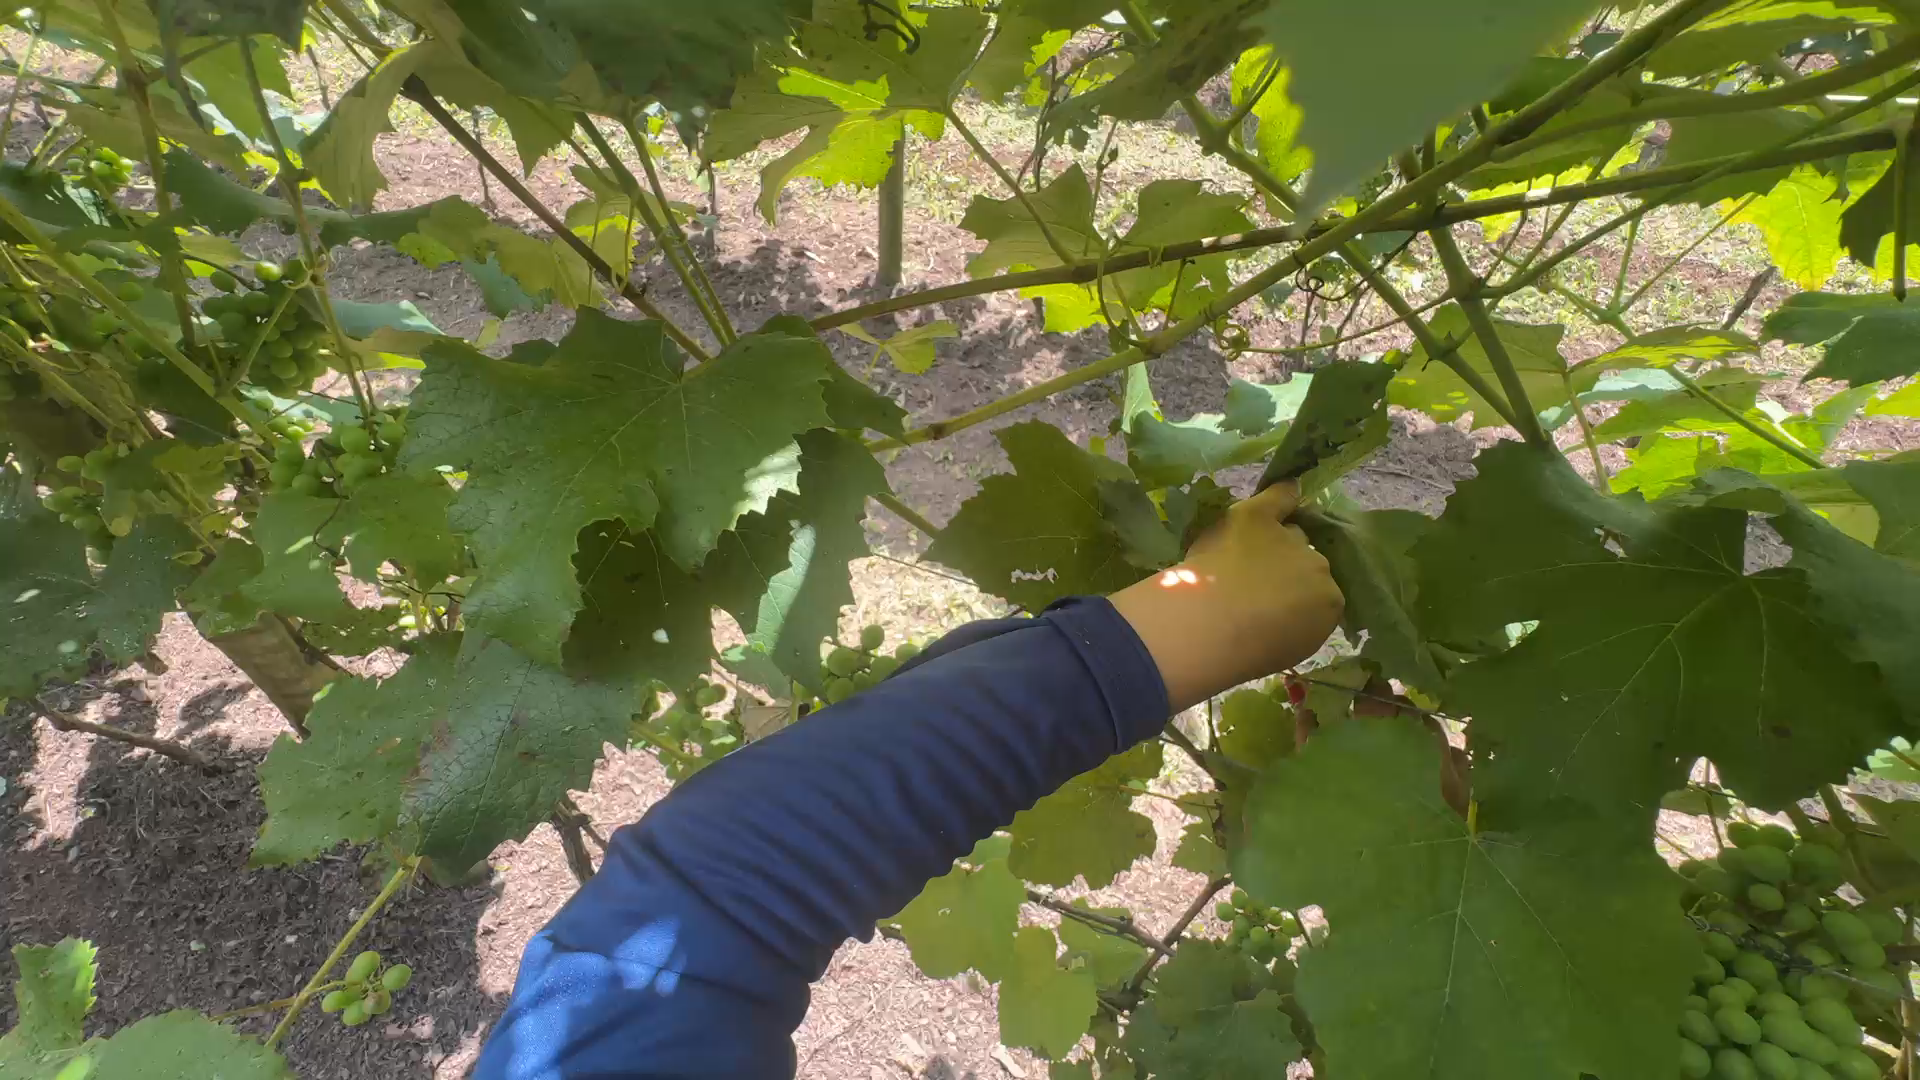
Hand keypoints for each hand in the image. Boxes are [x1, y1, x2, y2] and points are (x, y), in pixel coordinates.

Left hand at [1109, 482, 1343, 711]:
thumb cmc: (1242, 650)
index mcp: (1330, 605)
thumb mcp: (1283, 649)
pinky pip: (1278, 498)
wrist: (1214, 625)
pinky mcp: (1256, 517)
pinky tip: (1286, 488)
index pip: (1319, 592)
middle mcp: (1319, 568)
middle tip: (1251, 584)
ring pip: (1287, 533)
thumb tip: (1283, 616)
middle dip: (1283, 571)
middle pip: (1305, 559)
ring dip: (1270, 541)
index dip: (1293, 595)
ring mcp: (1288, 539)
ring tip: (1243, 555)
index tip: (1273, 603)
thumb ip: (1292, 626)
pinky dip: (1281, 494)